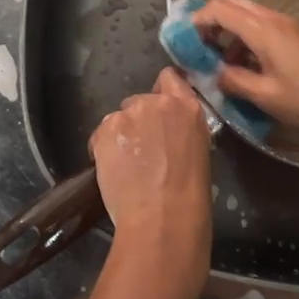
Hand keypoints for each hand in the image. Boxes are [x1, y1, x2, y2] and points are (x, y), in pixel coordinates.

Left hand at [88, 68, 211, 275]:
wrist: (164, 221)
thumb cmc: (189, 197)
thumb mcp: (198, 152)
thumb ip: (182, 130)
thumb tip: (168, 133)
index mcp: (188, 107)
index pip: (170, 78)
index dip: (162, 93)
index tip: (158, 113)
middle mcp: (157, 103)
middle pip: (139, 101)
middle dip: (139, 121)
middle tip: (143, 152)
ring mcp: (129, 114)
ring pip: (118, 119)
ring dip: (121, 136)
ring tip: (128, 167)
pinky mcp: (106, 130)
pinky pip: (100, 135)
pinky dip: (103, 150)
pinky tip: (115, 173)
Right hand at [194, 0, 298, 141]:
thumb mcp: (264, 96)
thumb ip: (233, 81)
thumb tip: (214, 73)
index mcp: (262, 29)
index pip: (219, 9)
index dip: (197, 20)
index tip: (184, 40)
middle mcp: (271, 19)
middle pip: (232, 4)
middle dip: (211, 20)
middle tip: (200, 47)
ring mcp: (285, 25)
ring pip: (246, 14)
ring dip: (228, 30)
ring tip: (220, 62)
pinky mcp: (294, 36)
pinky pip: (260, 26)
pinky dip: (244, 37)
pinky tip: (245, 66)